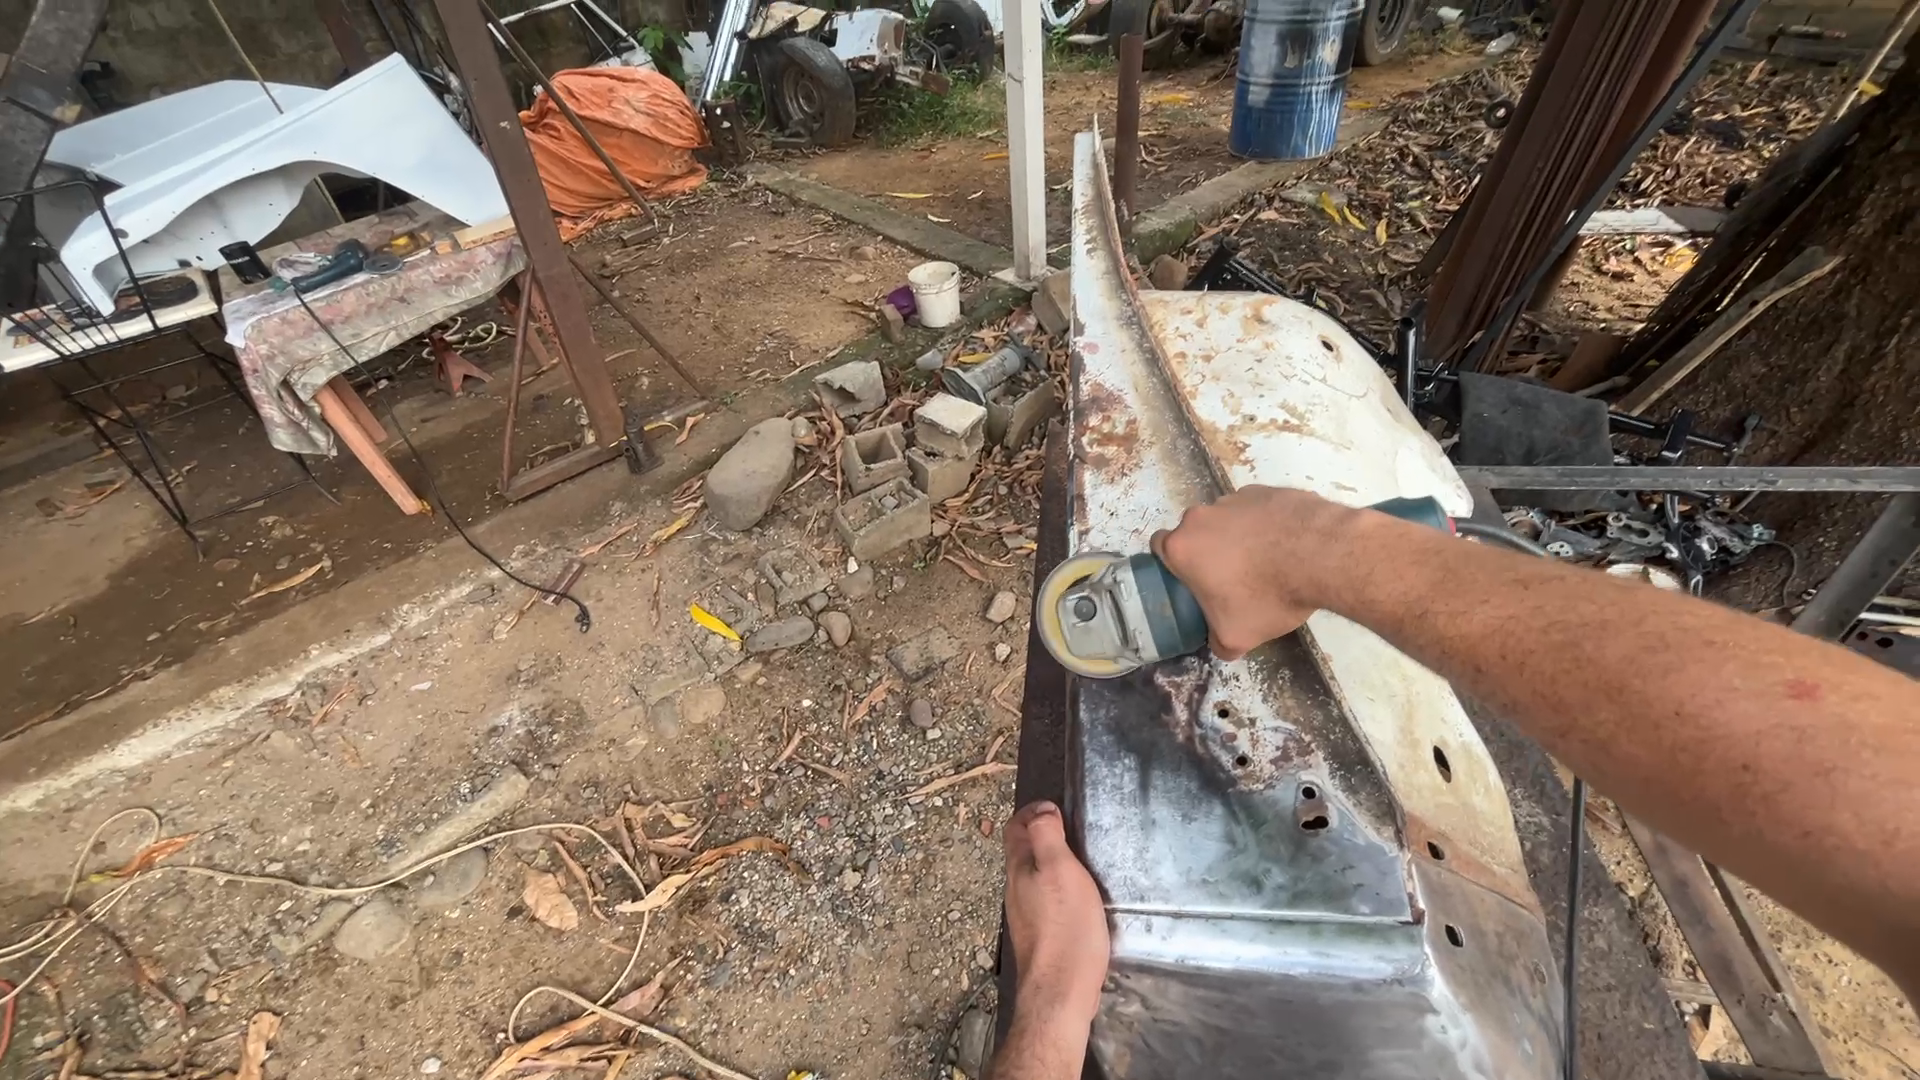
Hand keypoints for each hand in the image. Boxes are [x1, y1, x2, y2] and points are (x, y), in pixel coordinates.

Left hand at [1002, 801, 1109, 1032]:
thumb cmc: (1065, 927)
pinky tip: (1076, 897)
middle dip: (1040, 834)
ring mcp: (1024, 914)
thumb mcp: (1060, 869)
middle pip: (1021, 850)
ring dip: (1048, 861)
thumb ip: (1046, 836)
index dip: (1031, 811)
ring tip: (1077, 859)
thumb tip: (1040, 810)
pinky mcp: (1038, 935)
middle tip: (1069, 829)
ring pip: (1032, 876)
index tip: (1055, 806)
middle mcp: (1015, 888)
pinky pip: (1043, 899)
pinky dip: (1056, 887)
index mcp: (1018, 867)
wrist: (1059, 994)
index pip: (1014, 827)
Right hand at [1151, 486, 1356, 659]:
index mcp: (1182, 547)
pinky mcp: (1267, 490)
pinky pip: (1258, 508)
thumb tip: (1219, 644)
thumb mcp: (1237, 636)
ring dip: (1238, 535)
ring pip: (1227, 518)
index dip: (1173, 562)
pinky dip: (1266, 522)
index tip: (1193, 578)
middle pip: (1195, 531)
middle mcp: (1201, 517)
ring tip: (1268, 560)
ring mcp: (1235, 499)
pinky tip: (1288, 544)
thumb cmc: (1267, 596)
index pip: (1159, 546)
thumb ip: (1218, 643)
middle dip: (1209, 549)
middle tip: (1233, 576)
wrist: (1322, 556)